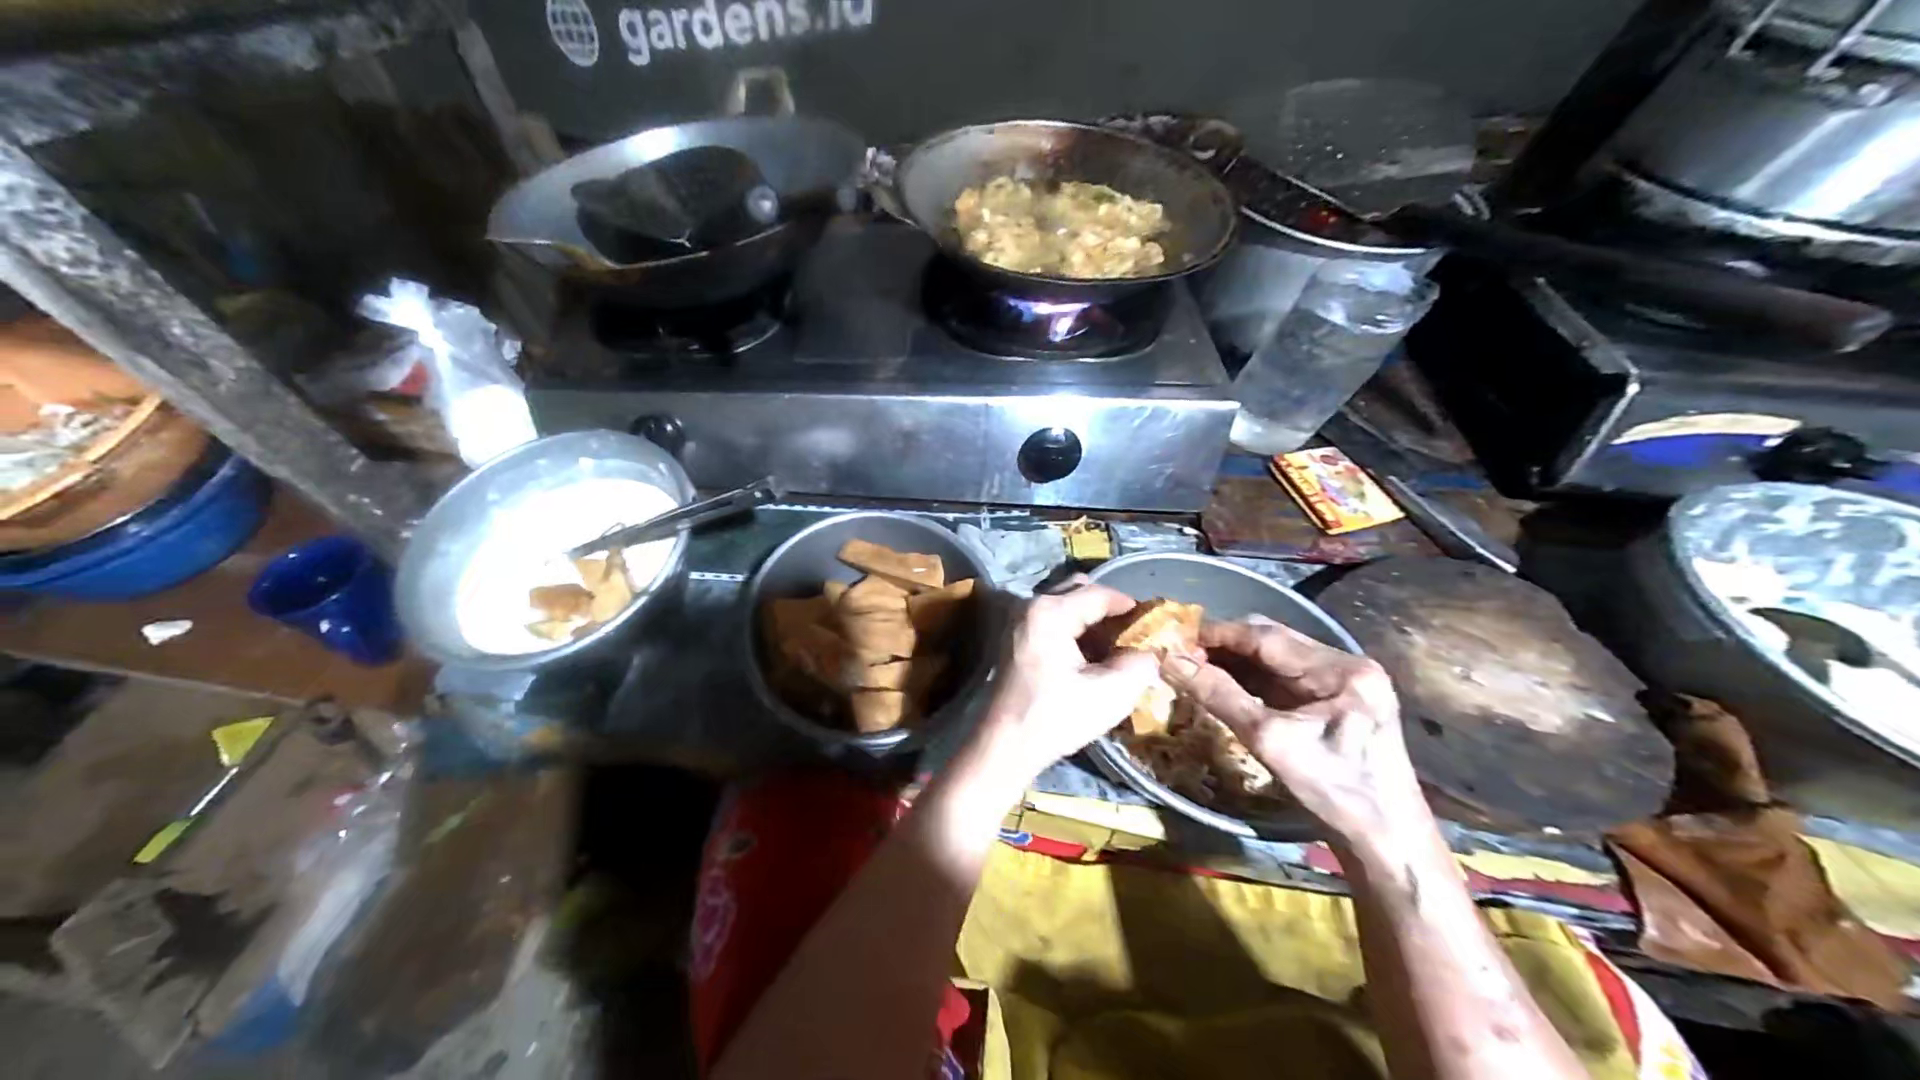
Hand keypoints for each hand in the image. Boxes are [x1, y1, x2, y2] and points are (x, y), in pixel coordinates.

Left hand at [958, 582, 1159, 800]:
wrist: (1003, 746)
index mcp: (1050, 612)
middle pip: (1078, 591)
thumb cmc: (1054, 717)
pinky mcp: (1014, 641)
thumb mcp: (1110, 694)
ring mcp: (1018, 623)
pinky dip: (1072, 631)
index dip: (1130, 606)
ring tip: (1114, 648)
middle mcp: (1030, 607)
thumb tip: (1151, 652)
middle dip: (1107, 610)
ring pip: (1063, 606)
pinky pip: (1051, 622)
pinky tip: (1089, 659)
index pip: (1099, 593)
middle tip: (1132, 634)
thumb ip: (1140, 666)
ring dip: (1090, 622)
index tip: (1153, 623)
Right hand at [1163, 617, 1425, 842]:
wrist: (1387, 842)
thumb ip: (1219, 695)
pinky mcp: (1338, 703)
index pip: (1266, 636)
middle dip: (1225, 646)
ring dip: (1236, 663)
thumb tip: (1172, 661)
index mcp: (1340, 669)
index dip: (1217, 634)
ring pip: (1276, 659)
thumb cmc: (1334, 792)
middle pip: (1273, 641)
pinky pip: (1285, 679)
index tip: (1176, 638)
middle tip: (1182, 656)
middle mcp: (1347, 665)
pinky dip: (1253, 680)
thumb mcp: (1269, 740)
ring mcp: (1345, 684)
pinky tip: (1226, 687)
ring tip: (1196, 670)